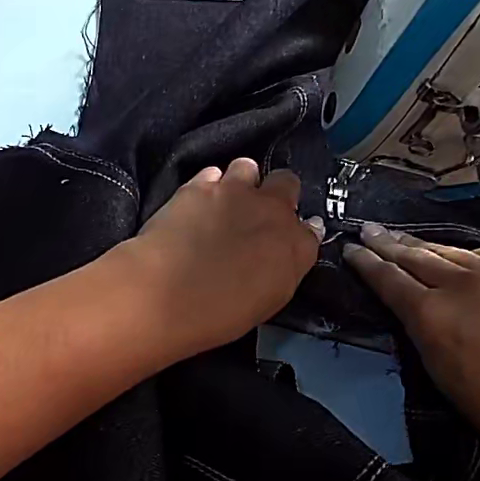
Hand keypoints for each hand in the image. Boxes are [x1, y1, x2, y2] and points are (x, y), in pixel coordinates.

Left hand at [115, 158, 323, 358]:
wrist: (168, 295)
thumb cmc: (221, 313)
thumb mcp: (269, 300)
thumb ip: (285, 267)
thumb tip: (290, 249)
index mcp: (296, 246)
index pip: (311, 228)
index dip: (296, 231)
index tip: (282, 240)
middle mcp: (273, 210)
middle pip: (287, 183)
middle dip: (277, 192)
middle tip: (259, 213)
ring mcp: (236, 192)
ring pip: (248, 167)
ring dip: (241, 181)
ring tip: (226, 201)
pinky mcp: (200, 185)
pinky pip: (212, 173)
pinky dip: (208, 185)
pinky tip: (198, 203)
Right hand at [344, 223, 479, 480]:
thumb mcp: (445, 377)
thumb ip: (424, 333)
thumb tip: (414, 307)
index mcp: (434, 317)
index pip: (390, 280)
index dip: (367, 263)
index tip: (352, 250)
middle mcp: (466, 286)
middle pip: (418, 256)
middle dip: (389, 243)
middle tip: (368, 231)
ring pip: (456, 251)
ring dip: (427, 245)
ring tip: (407, 240)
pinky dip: (472, 257)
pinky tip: (463, 255)